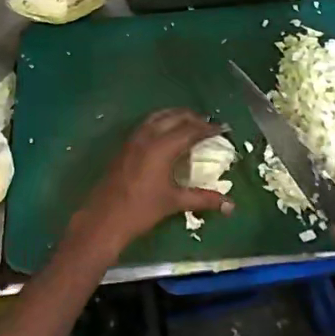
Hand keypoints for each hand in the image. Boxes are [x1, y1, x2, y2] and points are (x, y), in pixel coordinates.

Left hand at [75, 109, 232, 251]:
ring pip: (158, 117)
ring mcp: (133, 139)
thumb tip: (230, 206)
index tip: (223, 129)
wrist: (103, 219)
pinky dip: (162, 122)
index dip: (208, 128)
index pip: (190, 130)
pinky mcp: (124, 145)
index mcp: (162, 147)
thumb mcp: (174, 202)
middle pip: (175, 116)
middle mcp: (148, 136)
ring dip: (176, 116)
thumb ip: (203, 199)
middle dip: (193, 118)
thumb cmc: (141, 210)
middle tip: (209, 125)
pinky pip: (147, 124)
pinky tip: (167, 134)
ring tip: (190, 124)